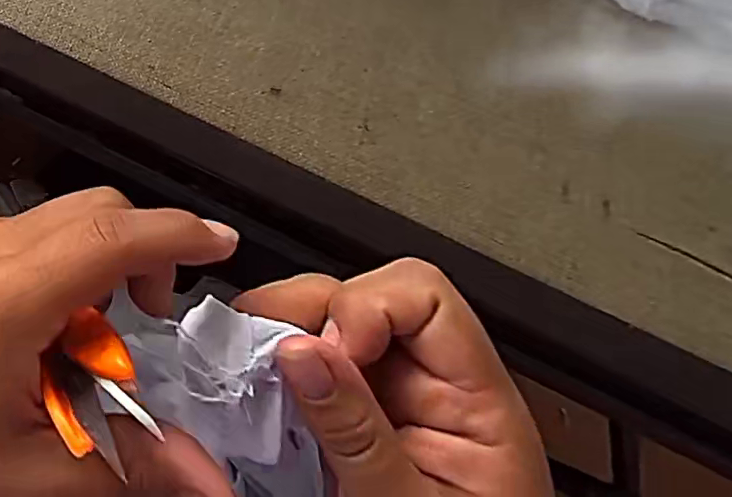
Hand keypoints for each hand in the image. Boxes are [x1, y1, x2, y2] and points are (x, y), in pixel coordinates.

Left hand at [0, 187, 239, 496]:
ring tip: (109, 322)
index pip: (110, 238)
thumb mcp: (34, 471)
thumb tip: (205, 477)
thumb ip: (128, 464)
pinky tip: (76, 314)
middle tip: (154, 312)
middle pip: (106, 212)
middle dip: (151, 249)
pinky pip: (63, 224)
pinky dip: (92, 255)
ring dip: (120, 252)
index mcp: (10, 297)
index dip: (175, 233)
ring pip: (88, 211)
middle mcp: (4, 248)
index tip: (220, 243)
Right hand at [233, 259, 552, 496]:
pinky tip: (260, 393)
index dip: (368, 304)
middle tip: (268, 354)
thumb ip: (359, 436)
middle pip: (365, 296)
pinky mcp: (355, 415)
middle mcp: (430, 385)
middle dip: (307, 313)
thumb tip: (301, 351)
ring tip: (255, 375)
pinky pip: (311, 363)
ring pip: (329, 322)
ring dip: (283, 337)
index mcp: (476, 402)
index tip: (329, 349)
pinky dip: (277, 368)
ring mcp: (389, 397)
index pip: (424, 296)